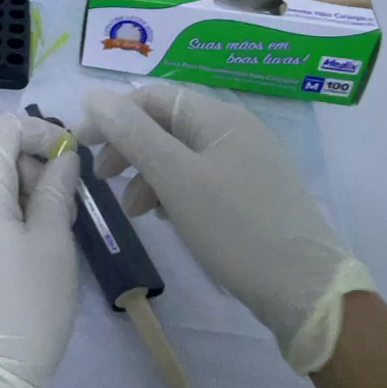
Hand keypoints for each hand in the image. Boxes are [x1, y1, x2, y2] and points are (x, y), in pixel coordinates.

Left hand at [0, 113, 79, 387]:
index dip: (41, 131)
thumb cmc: (24, 306)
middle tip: (71, 206)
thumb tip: (62, 158)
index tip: (74, 160)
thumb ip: (56, 190)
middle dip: (37, 167)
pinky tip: (37, 251)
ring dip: (28, 196)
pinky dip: (12, 218)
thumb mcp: (53, 242)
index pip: (3, 127)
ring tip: (59, 233)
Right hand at [77, 85, 374, 373]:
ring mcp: (247, 164)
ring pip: (180, 155)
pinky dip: (172, 192)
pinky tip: (164, 218)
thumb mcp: (175, 179)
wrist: (305, 292)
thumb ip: (133, 134)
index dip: (113, 115)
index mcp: (219, 118)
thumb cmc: (235, 228)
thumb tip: (93, 95)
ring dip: (147, 174)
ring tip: (131, 209)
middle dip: (128, 146)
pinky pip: (199, 179)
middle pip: (166, 125)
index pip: (153, 97)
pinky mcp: (251, 195)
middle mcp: (235, 132)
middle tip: (100, 178)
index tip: (81, 144)